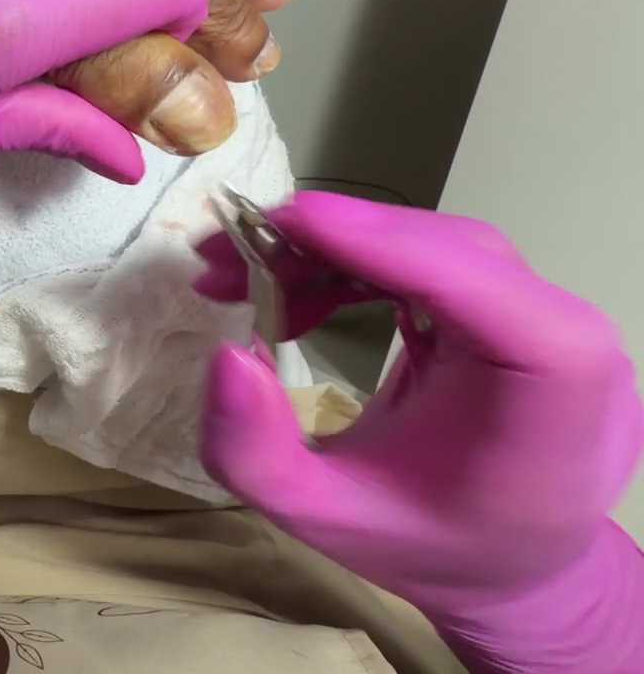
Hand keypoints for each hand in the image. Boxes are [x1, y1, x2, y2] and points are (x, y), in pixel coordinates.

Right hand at [194, 193, 643, 669]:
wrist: (494, 560)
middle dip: (328, 236)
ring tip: (234, 271)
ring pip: (427, 242)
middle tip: (223, 253)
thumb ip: (251, 449)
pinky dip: (336, 258)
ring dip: (321, 243)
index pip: (500, 306)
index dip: (400, 251)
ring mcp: (534, 329)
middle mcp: (563, 359)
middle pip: (454, 252)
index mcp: (542, 419)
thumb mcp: (310, 514)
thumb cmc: (414, 543)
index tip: (289, 225)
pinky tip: (283, 290)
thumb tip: (227, 350)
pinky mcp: (494, 315)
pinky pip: (415, 258)